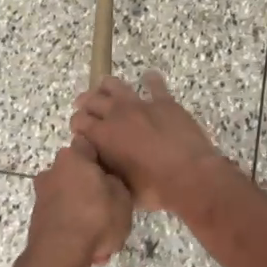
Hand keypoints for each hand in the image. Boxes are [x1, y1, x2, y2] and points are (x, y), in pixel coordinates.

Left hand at [27, 135, 132, 266]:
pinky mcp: (37, 220)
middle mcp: (51, 171)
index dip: (102, 159)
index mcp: (72, 157)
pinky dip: (74, 231)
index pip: (88, 146)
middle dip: (91, 190)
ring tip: (102, 238)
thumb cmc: (96, 217)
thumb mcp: (123, 197)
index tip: (113, 174)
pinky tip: (89, 250)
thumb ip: (116, 183)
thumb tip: (107, 182)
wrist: (60, 254)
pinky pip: (64, 221)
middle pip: (77, 176)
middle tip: (110, 208)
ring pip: (71, 201)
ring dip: (84, 214)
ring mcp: (41, 196)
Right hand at [71, 72, 222, 212]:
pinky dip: (150, 80)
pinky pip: (155, 84)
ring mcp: (141, 104)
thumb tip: (100, 163)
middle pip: (92, 99)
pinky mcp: (165, 102)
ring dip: (107, 86)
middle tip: (85, 108)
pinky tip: (149, 78)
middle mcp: (117, 114)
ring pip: (115, 85)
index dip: (76, 124)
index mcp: (103, 135)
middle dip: (85, 103)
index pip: (79, 120)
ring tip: (106, 89)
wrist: (190, 176)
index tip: (79, 130)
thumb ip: (107, 170)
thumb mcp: (122, 186)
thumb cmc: (154, 188)